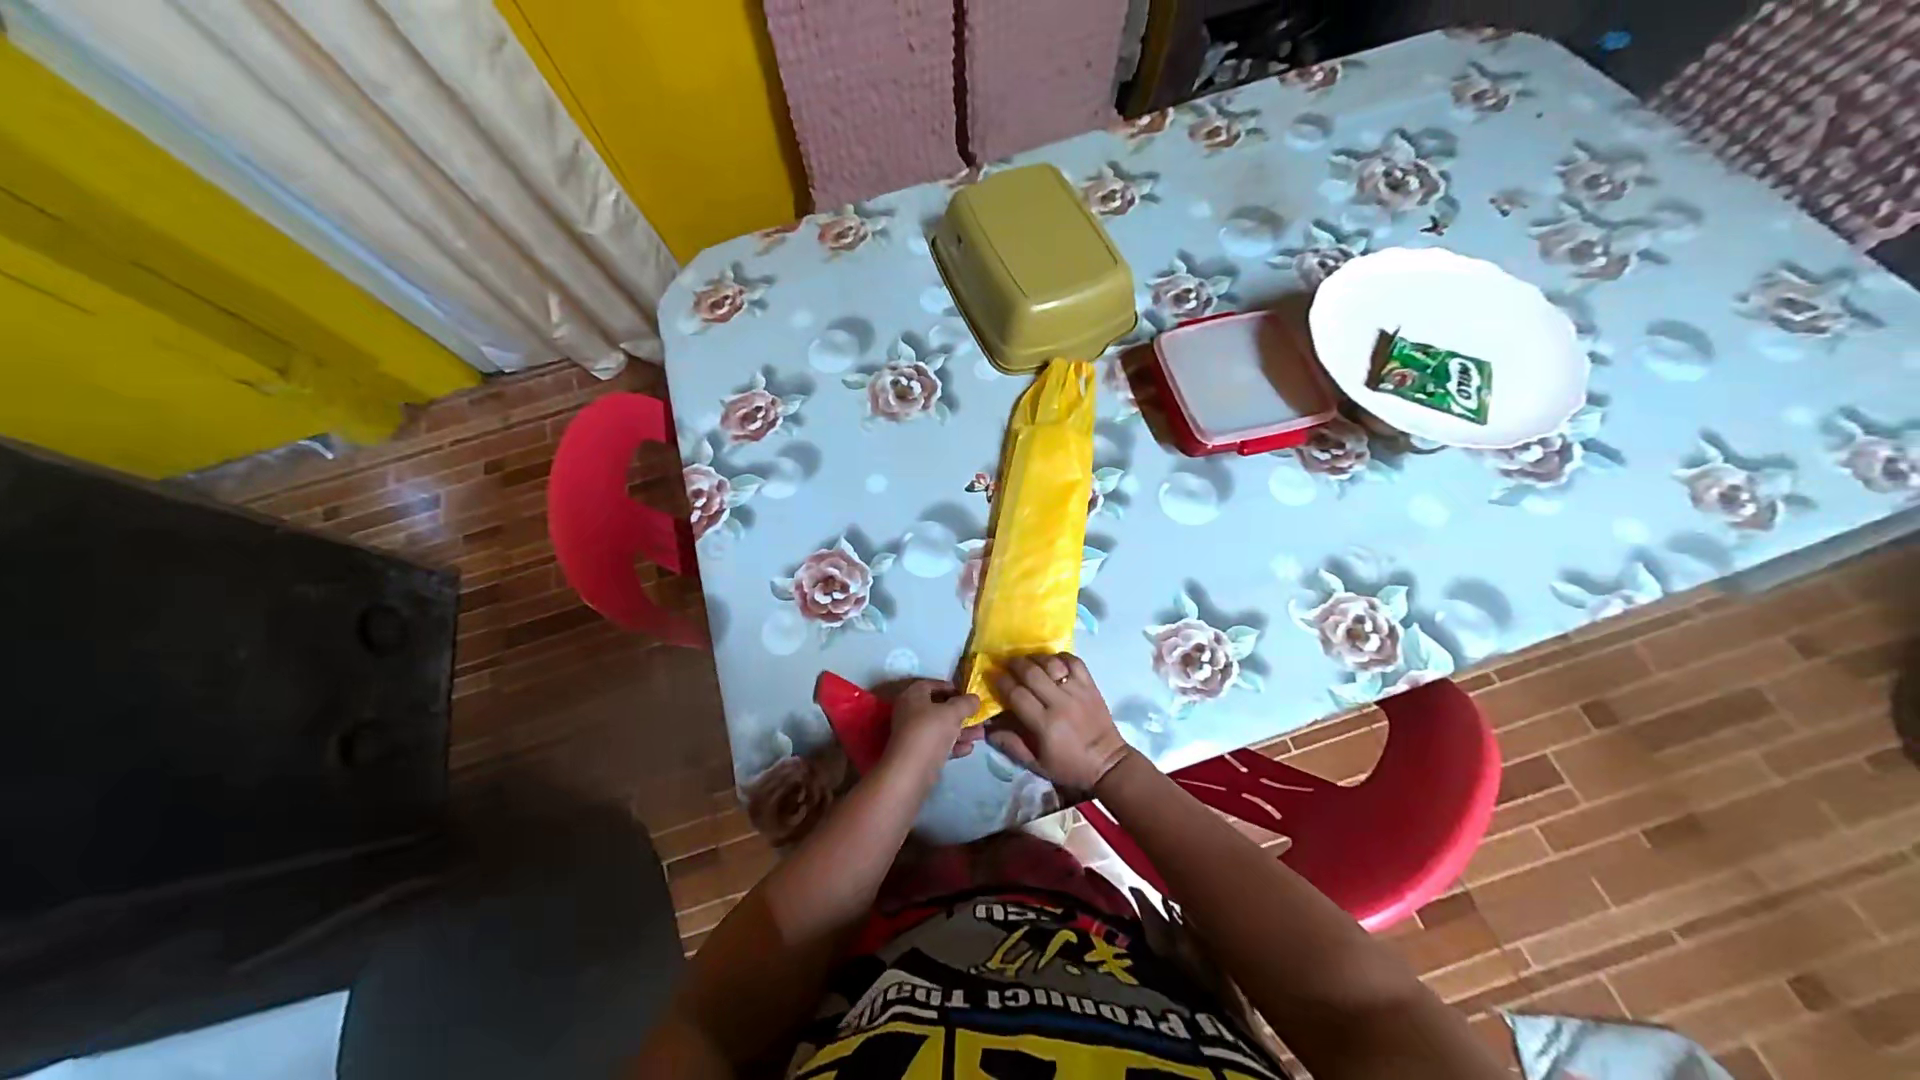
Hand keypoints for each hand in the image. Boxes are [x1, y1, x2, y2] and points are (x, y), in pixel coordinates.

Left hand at [884, 680, 980, 768]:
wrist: (911, 770)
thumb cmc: (930, 731)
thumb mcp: (952, 712)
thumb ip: (966, 703)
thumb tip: (975, 699)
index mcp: (913, 696)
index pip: (932, 685)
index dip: (951, 688)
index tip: (969, 694)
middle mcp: (910, 712)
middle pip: (939, 708)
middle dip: (961, 713)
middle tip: (979, 716)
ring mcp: (914, 734)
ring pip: (941, 728)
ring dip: (962, 730)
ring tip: (981, 734)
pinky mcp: (919, 753)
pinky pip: (939, 744)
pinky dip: (954, 745)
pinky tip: (970, 748)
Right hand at [987, 654, 1135, 791]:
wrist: (1107, 763)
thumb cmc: (1069, 766)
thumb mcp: (1036, 764)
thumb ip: (1010, 744)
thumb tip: (986, 727)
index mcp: (1045, 724)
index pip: (1016, 694)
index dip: (1001, 682)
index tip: (993, 676)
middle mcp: (1060, 703)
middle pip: (1031, 673)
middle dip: (1015, 664)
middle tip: (1007, 664)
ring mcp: (1078, 691)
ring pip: (1052, 663)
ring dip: (1035, 658)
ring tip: (1028, 661)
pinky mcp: (1091, 685)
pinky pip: (1074, 661)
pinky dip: (1060, 657)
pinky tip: (1053, 662)